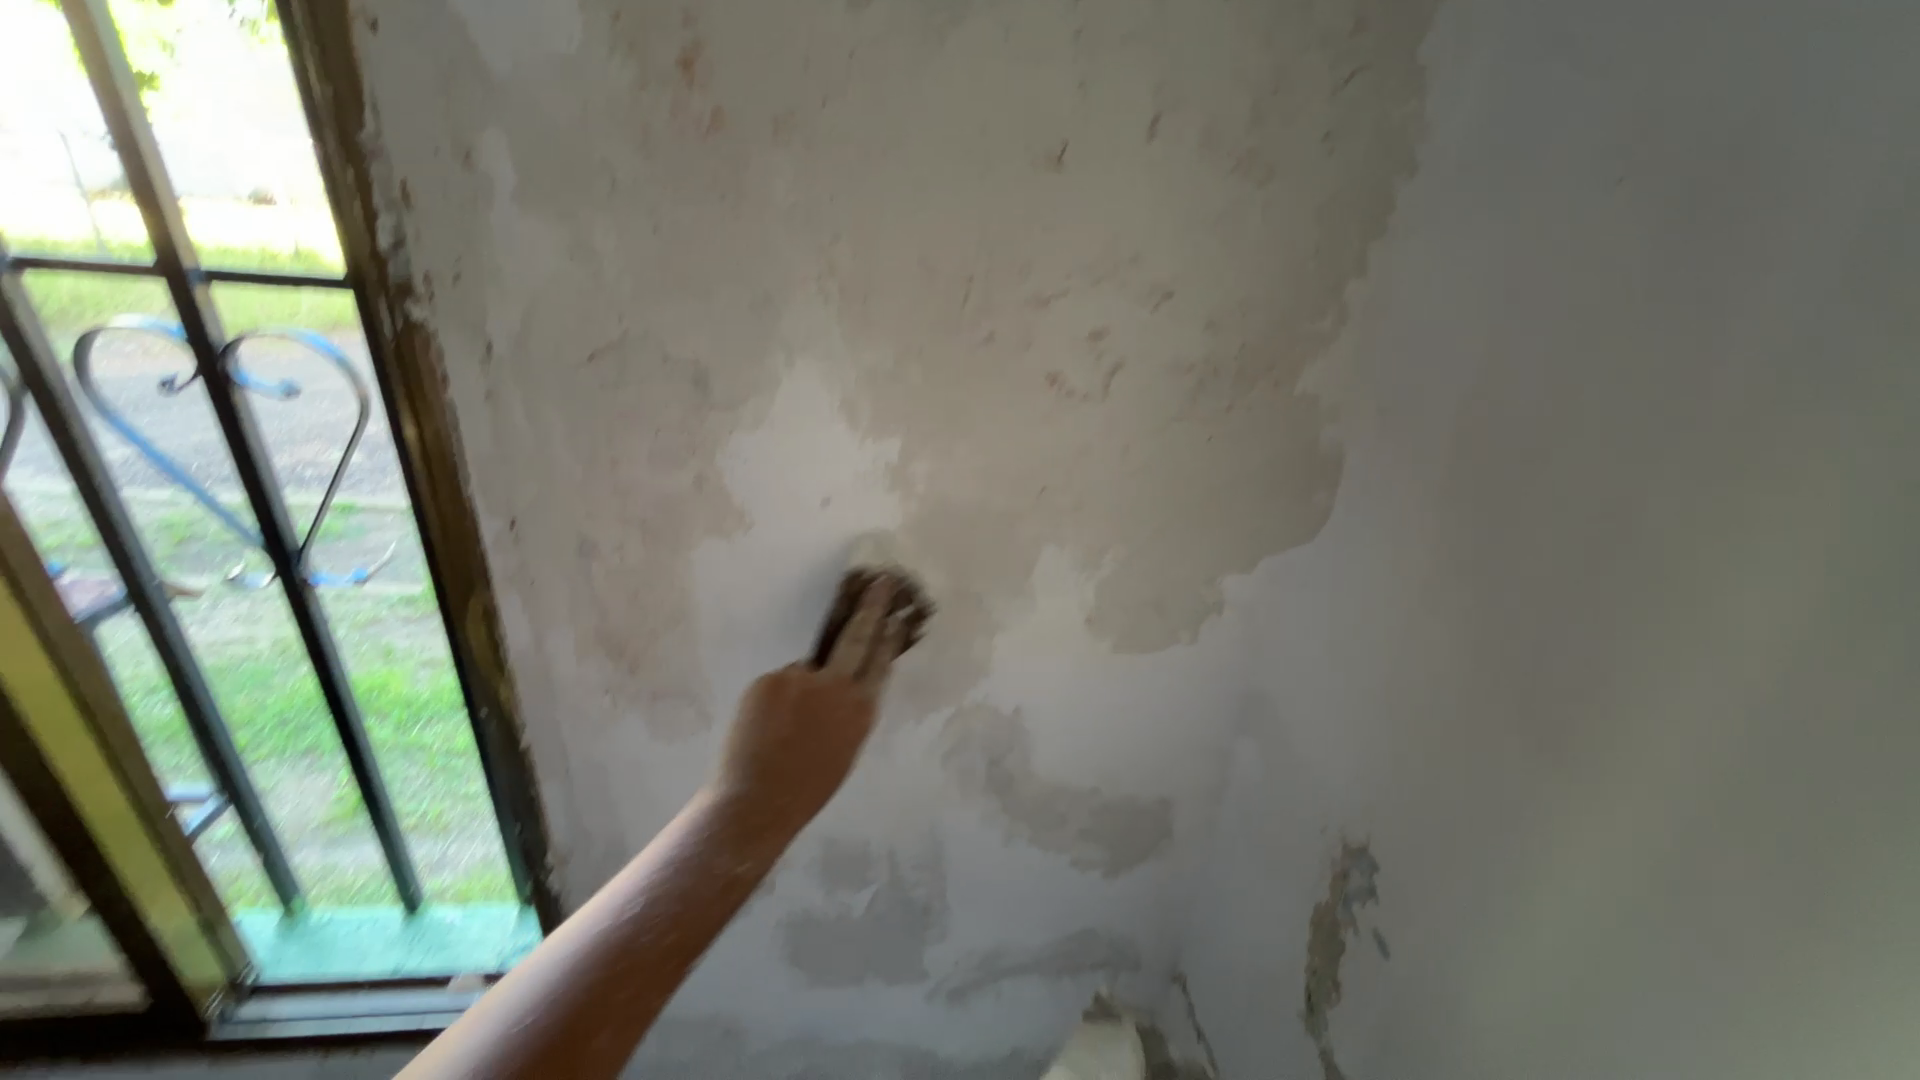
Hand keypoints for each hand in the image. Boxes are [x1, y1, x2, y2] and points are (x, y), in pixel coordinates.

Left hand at [710, 577, 910, 834]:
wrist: (757, 801)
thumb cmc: (806, 786)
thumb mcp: (846, 747)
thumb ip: (850, 710)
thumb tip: (843, 682)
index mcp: (862, 709)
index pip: (881, 661)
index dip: (889, 636)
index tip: (896, 614)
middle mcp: (837, 687)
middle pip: (857, 636)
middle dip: (872, 606)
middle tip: (880, 580)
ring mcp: (801, 680)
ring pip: (806, 669)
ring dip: (801, 687)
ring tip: (783, 726)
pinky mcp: (770, 680)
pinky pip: (778, 682)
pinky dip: (775, 698)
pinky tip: (766, 727)